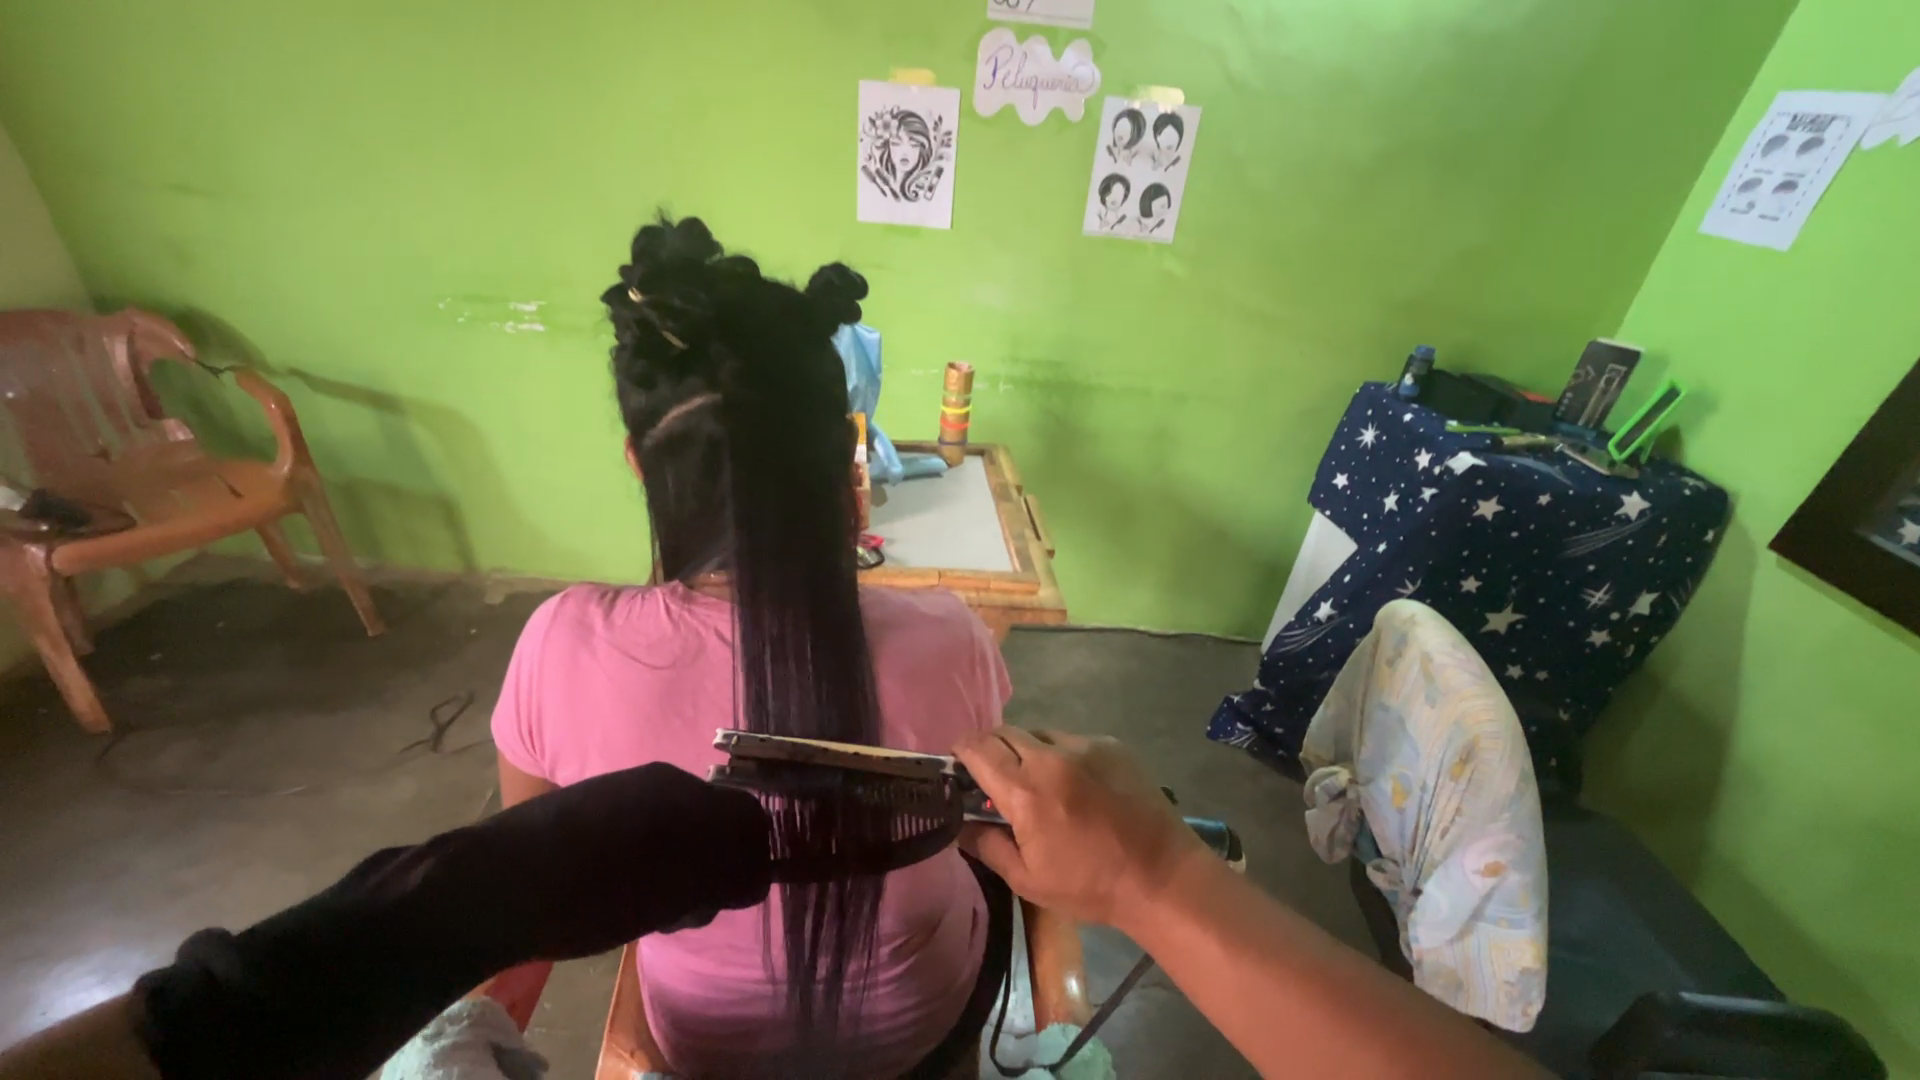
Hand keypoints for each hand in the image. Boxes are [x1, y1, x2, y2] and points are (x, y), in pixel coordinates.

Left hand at [447, 762, 771, 961]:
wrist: (492, 883)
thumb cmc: (595, 892)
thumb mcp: (675, 894)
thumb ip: (726, 876)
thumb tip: (757, 874)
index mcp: (687, 791)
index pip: (747, 815)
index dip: (750, 859)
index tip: (729, 899)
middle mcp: (659, 779)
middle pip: (712, 820)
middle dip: (711, 865)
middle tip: (685, 911)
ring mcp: (619, 788)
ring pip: (674, 826)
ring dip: (675, 866)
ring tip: (646, 908)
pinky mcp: (585, 804)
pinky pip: (636, 827)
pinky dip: (641, 859)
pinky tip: (610, 891)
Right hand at [953, 728, 1210, 929]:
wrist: (1161, 876)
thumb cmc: (1090, 885)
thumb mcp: (1028, 879)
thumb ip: (987, 845)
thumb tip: (958, 824)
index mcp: (1025, 791)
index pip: (978, 748)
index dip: (961, 750)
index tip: (959, 764)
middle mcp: (1051, 757)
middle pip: (1004, 732)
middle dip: (992, 749)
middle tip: (995, 777)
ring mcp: (1085, 746)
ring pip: (1039, 734)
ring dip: (1028, 751)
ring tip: (1040, 783)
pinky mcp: (1111, 745)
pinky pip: (1073, 741)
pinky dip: (1063, 756)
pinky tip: (1077, 786)